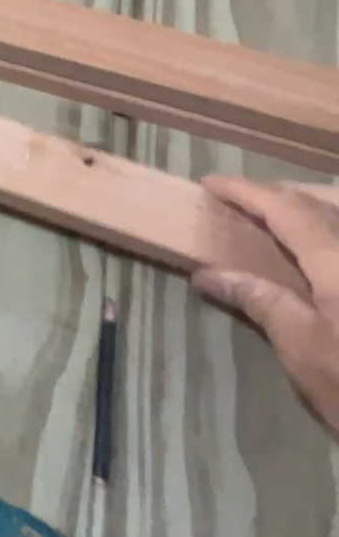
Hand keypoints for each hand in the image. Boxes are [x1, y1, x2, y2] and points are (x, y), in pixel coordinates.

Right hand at [193, 175, 338, 433]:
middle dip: (292, 196)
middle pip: (335, 206)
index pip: (289, 211)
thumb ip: (263, 304)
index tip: (211, 185)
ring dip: (326, 215)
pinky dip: (335, 242)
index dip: (247, 192)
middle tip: (254, 203)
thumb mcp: (306, 352)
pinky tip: (325, 257)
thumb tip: (210, 275)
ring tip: (299, 223)